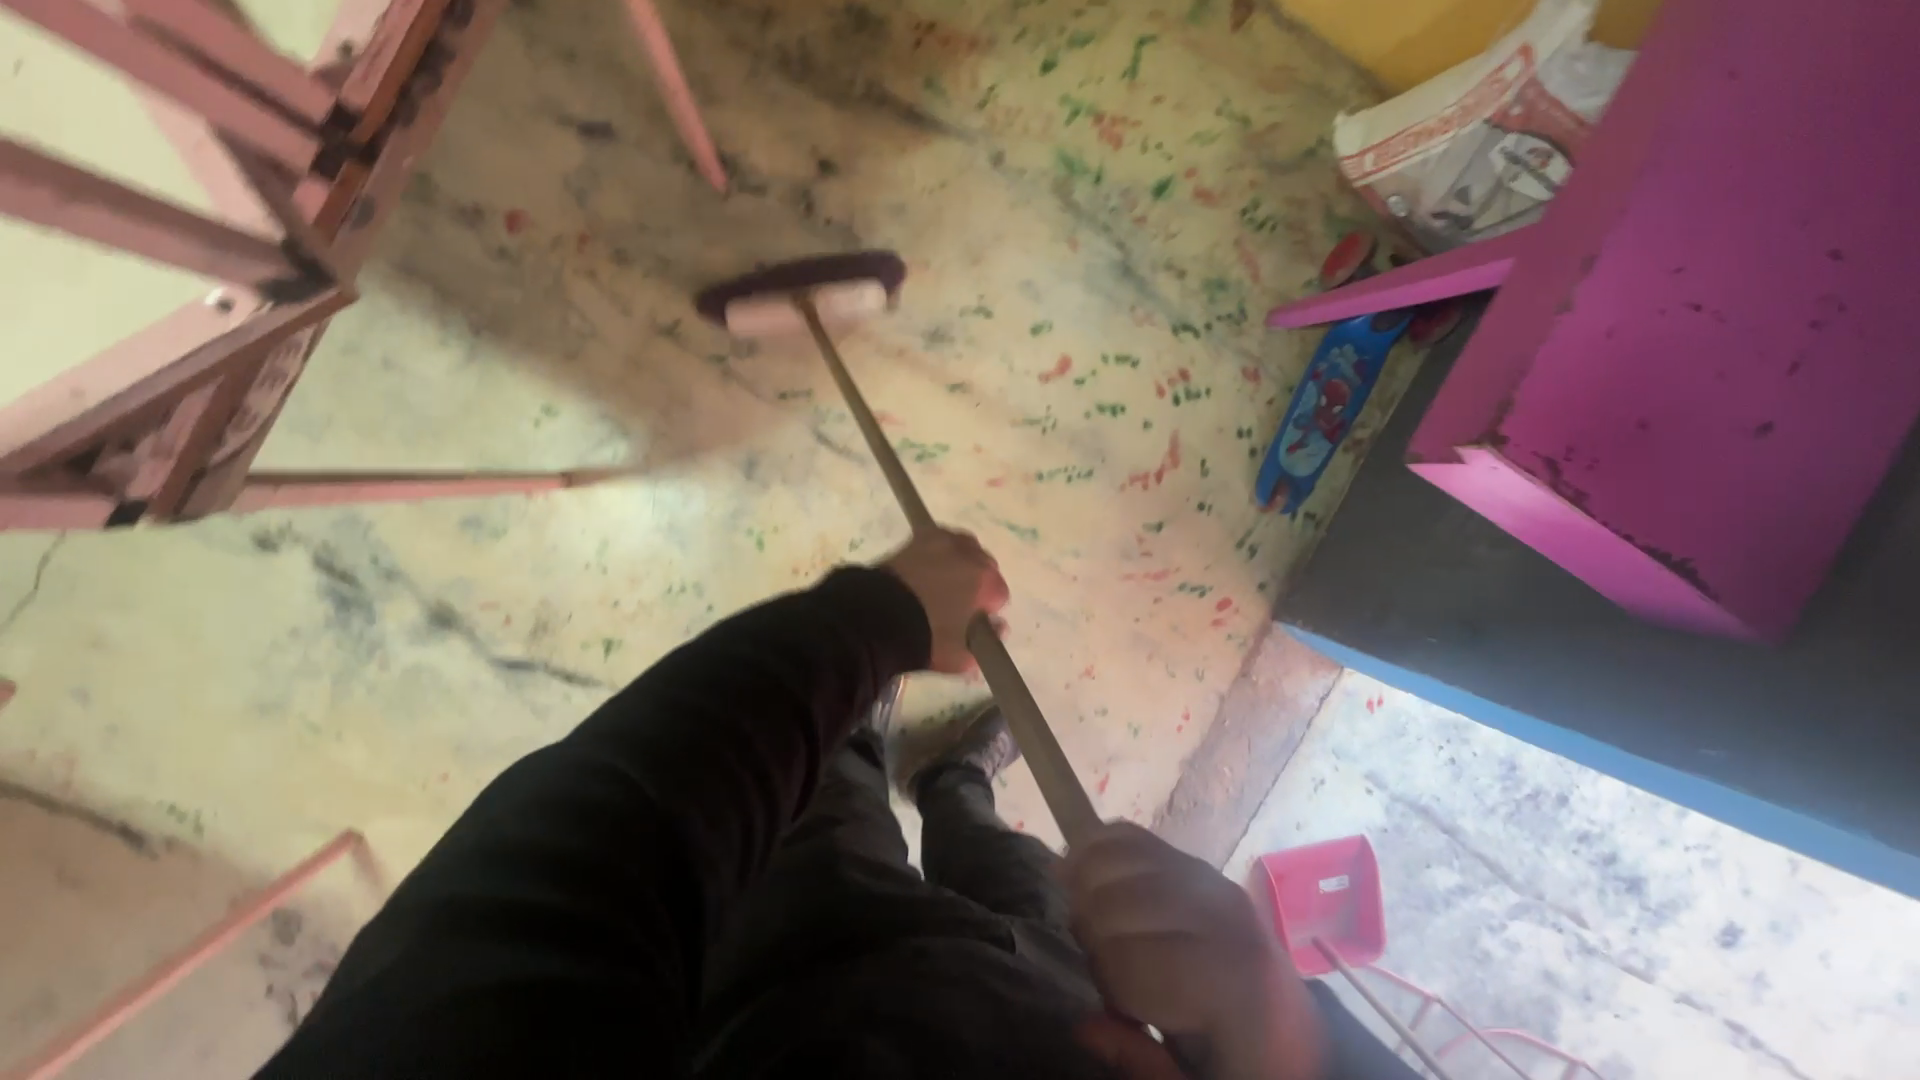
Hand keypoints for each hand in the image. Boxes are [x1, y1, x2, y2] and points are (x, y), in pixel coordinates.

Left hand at [880, 527, 1009, 674]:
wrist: (878, 618)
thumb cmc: (925, 638)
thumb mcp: (960, 656)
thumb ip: (984, 643)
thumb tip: (998, 628)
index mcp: (985, 582)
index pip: (1000, 594)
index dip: (988, 609)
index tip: (974, 622)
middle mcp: (969, 555)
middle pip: (985, 566)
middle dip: (977, 582)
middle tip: (958, 602)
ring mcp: (943, 542)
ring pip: (964, 546)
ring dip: (961, 561)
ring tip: (944, 580)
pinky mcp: (918, 538)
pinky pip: (939, 538)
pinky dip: (939, 550)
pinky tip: (928, 566)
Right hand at [1066, 822, 1325, 1079]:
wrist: (1293, 1037)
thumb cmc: (1243, 1067)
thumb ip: (1142, 1064)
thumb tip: (1084, 1025)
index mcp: (1228, 985)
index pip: (1128, 957)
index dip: (1108, 982)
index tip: (1117, 1009)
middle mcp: (1222, 920)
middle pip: (1118, 901)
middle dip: (1091, 929)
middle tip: (1100, 961)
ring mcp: (1212, 884)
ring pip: (1121, 860)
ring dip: (1088, 884)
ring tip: (1088, 915)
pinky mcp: (1203, 868)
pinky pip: (1140, 841)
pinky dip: (1104, 847)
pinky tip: (1086, 865)